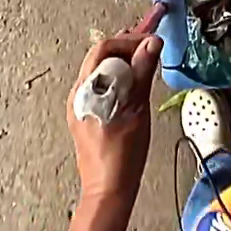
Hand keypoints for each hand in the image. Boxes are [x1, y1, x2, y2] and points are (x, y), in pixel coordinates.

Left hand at [65, 15, 163, 211]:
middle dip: (126, 46)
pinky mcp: (85, 113)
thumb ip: (142, 74)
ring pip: (101, 70)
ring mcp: (80, 102)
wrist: (107, 190)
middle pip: (101, 56)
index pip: (105, 48)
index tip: (152, 40)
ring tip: (145, 57)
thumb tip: (151, 44)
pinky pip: (100, 85)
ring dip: (123, 60)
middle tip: (150, 43)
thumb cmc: (123, 155)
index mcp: (87, 87)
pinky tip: (133, 81)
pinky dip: (118, 77)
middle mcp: (79, 91)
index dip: (129, 40)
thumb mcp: (137, 111)